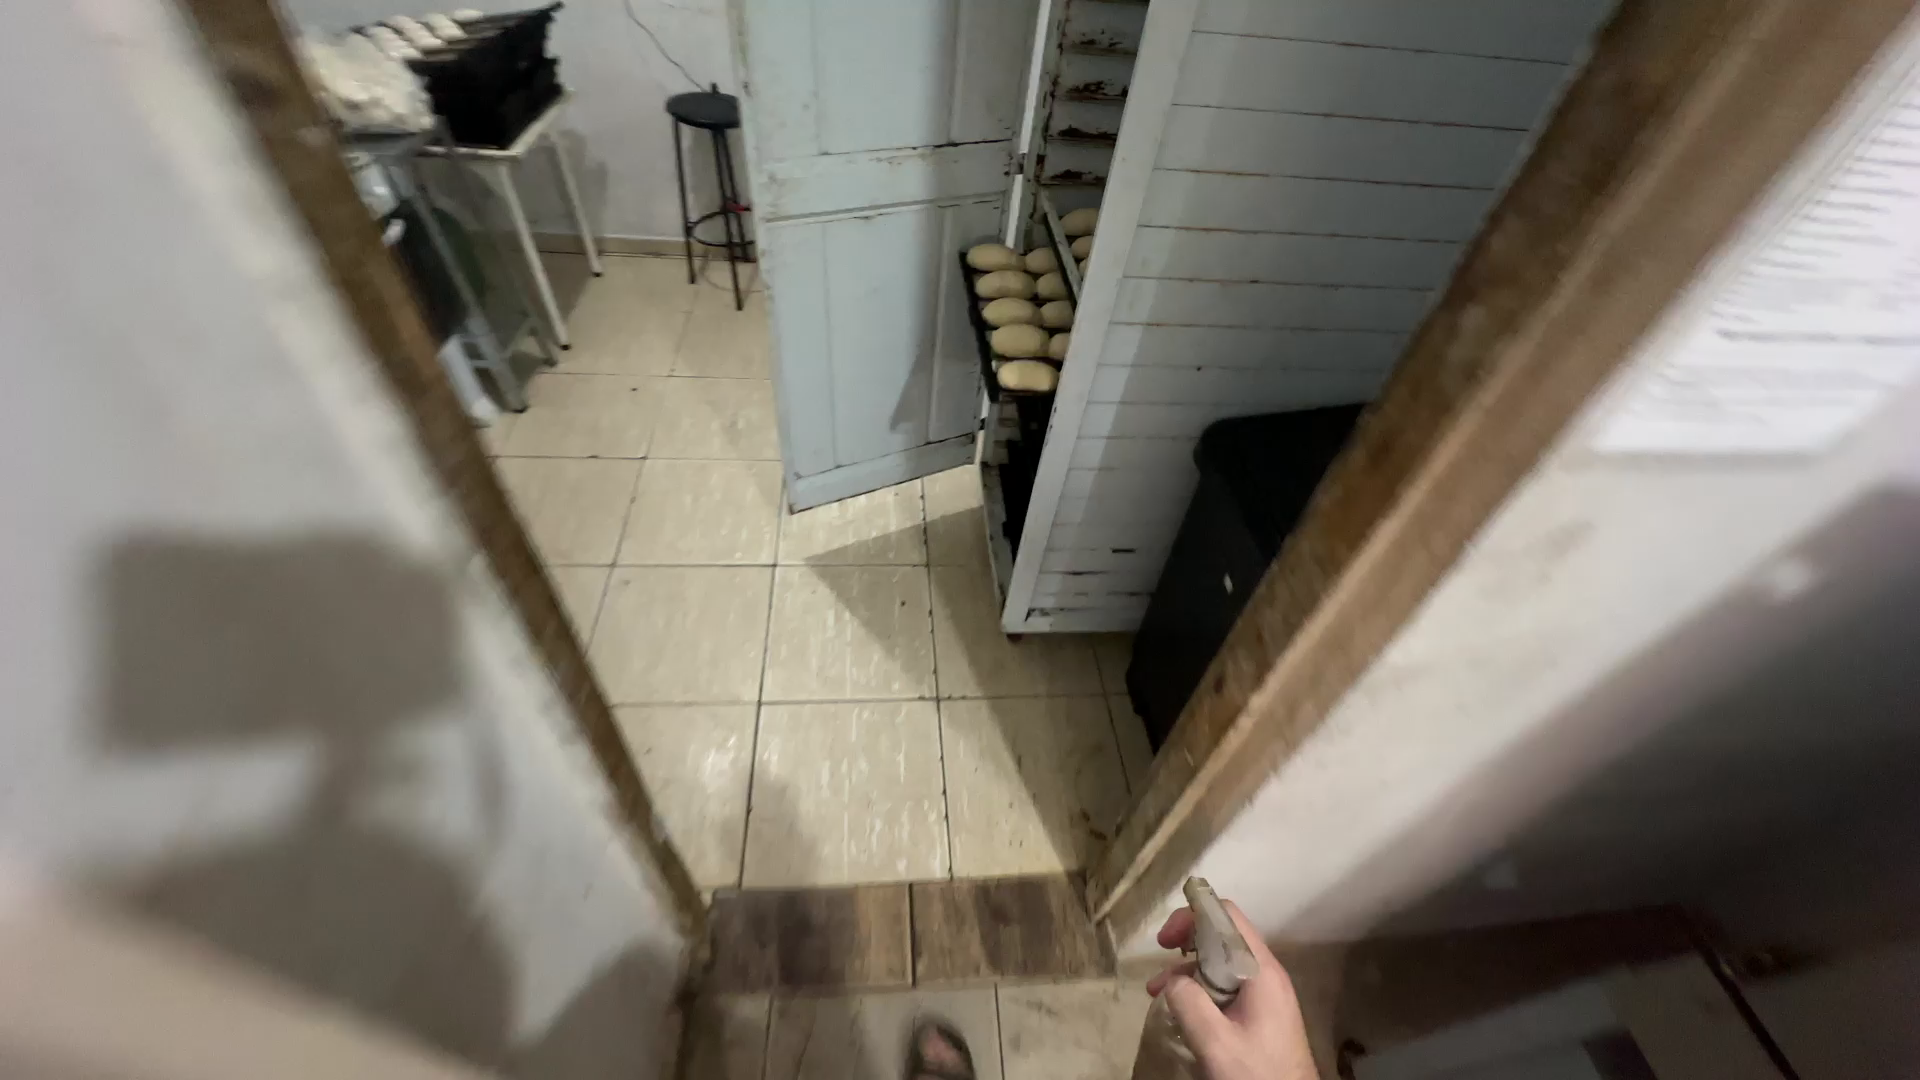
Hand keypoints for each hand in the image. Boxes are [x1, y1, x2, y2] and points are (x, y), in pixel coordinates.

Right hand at [1145, 901, 1318, 1079]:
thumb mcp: (1216, 1042)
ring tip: (1157, 992)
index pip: (1227, 916)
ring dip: (1188, 969)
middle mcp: (1266, 974)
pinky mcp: (1262, 1014)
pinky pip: (1227, 985)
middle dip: (1186, 941)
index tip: (1167, 940)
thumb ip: (1188, 1001)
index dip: (1192, 916)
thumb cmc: (1258, 1076)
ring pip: (1221, 961)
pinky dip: (1200, 988)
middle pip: (1222, 935)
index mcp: (1260, 970)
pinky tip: (1181, 1009)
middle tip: (1160, 956)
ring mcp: (1266, 994)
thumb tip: (1172, 981)